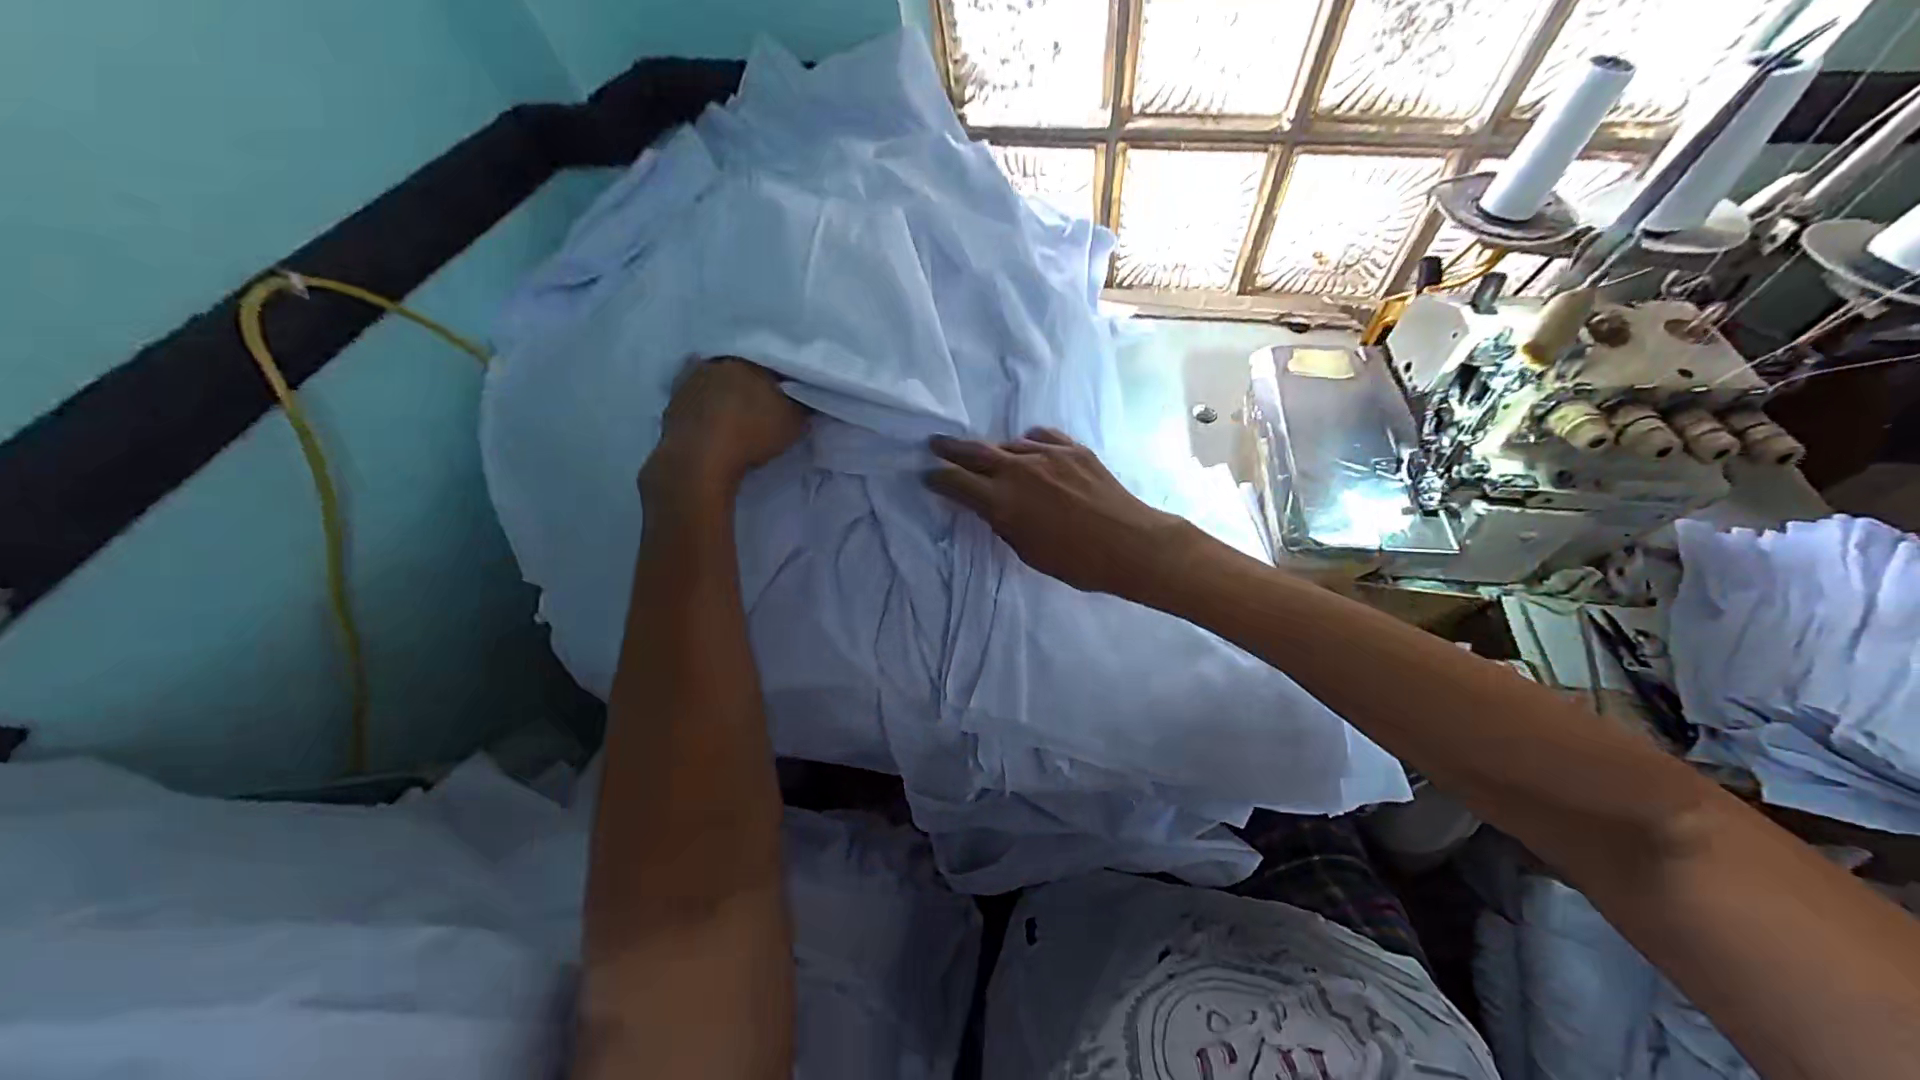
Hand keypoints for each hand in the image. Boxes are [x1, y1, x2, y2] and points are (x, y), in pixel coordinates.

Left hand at [642, 358, 808, 499]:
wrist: (700, 459)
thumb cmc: (753, 432)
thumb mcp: (795, 421)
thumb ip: (802, 404)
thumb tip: (803, 397)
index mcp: (747, 359)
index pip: (769, 363)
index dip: (779, 380)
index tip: (785, 396)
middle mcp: (715, 362)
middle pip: (737, 371)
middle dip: (748, 385)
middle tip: (760, 405)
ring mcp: (687, 383)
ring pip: (713, 385)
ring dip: (723, 397)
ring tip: (734, 418)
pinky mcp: (671, 406)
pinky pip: (694, 404)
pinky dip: (704, 412)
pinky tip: (712, 428)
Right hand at [926, 428, 1196, 598]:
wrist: (1131, 544)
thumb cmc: (1076, 562)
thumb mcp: (1028, 551)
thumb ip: (1005, 524)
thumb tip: (994, 507)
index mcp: (1002, 501)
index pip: (956, 482)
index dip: (938, 478)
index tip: (928, 476)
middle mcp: (1019, 470)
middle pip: (975, 452)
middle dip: (951, 448)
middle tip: (936, 443)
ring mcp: (1048, 454)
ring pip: (1009, 445)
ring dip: (995, 451)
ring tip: (990, 456)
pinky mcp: (1073, 449)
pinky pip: (1041, 438)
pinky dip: (1029, 443)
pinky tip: (1030, 448)